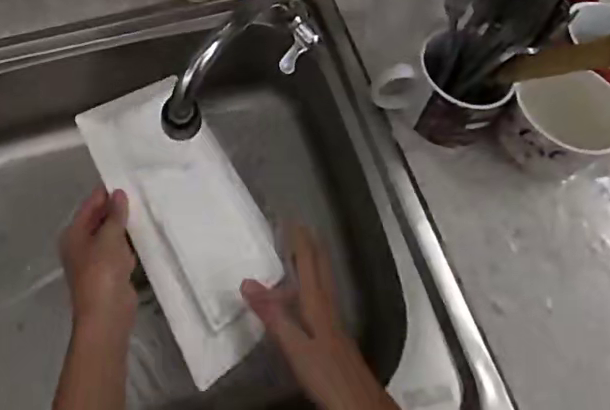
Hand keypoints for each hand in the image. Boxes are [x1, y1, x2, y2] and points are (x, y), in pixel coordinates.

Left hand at [58, 186, 137, 334]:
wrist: (106, 317)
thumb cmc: (102, 271)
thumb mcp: (109, 237)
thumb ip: (114, 214)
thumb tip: (118, 193)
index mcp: (74, 233)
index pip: (89, 205)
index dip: (105, 193)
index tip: (124, 180)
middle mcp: (81, 244)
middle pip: (99, 220)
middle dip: (115, 210)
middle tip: (137, 194)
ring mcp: (95, 261)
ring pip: (110, 236)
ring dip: (123, 228)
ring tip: (142, 211)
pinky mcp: (109, 275)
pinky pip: (118, 253)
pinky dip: (127, 247)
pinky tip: (141, 239)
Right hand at [241, 225, 397, 409]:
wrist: (363, 408)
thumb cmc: (328, 375)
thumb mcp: (295, 347)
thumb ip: (272, 316)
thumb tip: (245, 281)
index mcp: (317, 304)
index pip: (308, 264)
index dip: (301, 241)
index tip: (292, 218)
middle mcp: (327, 308)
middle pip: (320, 269)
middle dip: (311, 246)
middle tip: (301, 226)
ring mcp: (334, 324)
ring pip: (322, 284)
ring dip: (313, 264)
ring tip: (303, 252)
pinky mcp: (335, 339)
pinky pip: (321, 299)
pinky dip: (313, 285)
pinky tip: (307, 297)